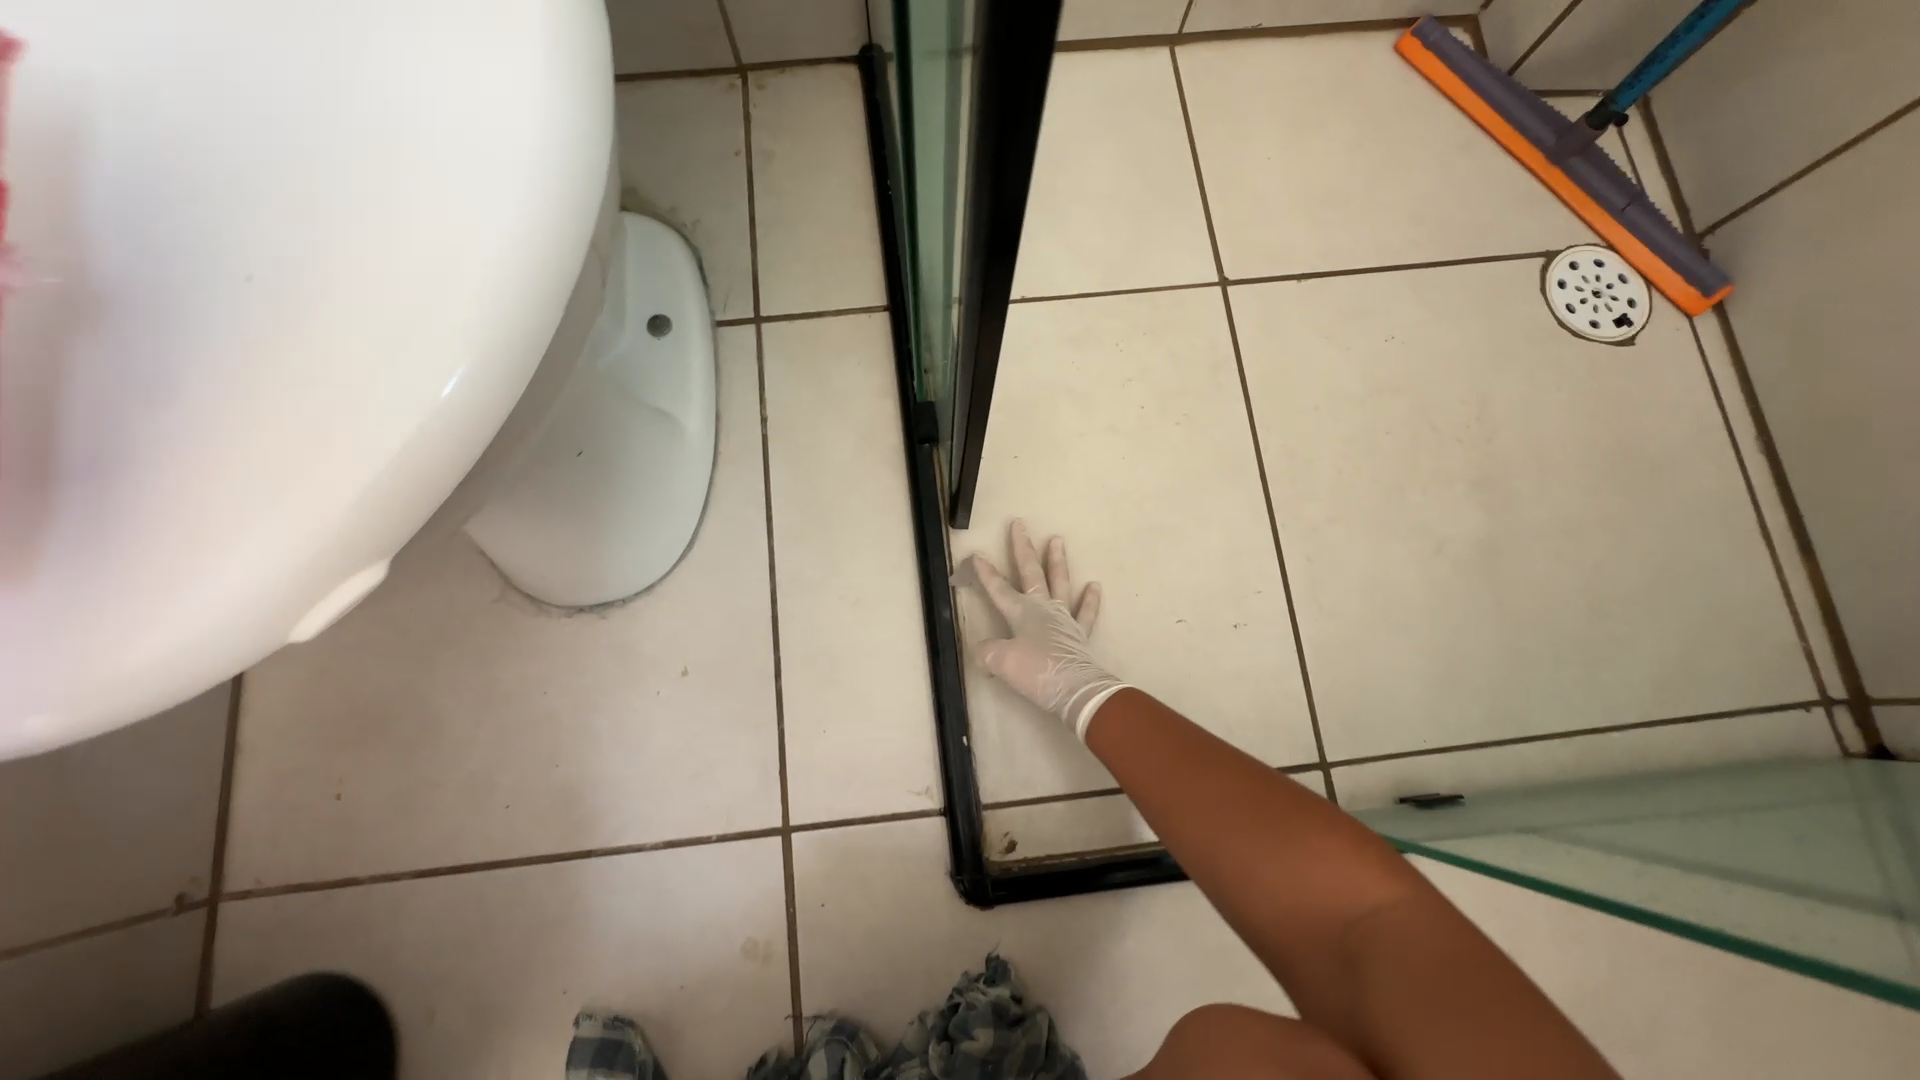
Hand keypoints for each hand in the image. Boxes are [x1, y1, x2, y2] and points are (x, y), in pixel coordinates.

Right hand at [954, 520, 1128, 740]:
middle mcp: (1043, 608)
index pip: (999, 588)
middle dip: (1022, 548)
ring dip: (1057, 561)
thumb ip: (988, 652)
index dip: (985, 572)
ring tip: (1057, 540)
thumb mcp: (1001, 662)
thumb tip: (984, 651)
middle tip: (1019, 524)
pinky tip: (1094, 585)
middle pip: (1031, 572)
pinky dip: (1090, 600)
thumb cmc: (1036, 672)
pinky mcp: (1079, 634)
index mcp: (1021, 612)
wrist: (1076, 691)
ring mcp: (1064, 619)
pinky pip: (1086, 613)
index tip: (976, 554)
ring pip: (1060, 582)